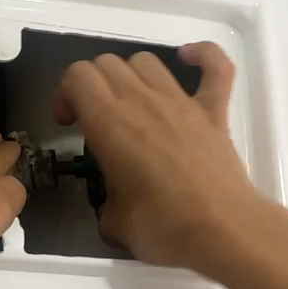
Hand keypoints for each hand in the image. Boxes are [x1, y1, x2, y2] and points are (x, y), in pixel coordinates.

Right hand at [52, 42, 265, 273]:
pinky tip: (188, 60)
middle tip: (93, 120)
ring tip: (129, 104)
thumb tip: (113, 208)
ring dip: (129, 75)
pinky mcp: (214, 112)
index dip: (64, 94)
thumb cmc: (163, 227)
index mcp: (109, 124)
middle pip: (107, 64)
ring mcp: (181, 103)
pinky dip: (202, 57)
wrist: (223, 231)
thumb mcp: (113, 222)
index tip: (69, 125)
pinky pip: (214, 67)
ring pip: (146, 61)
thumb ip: (106, 203)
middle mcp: (142, 102)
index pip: (77, 77)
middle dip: (91, 86)